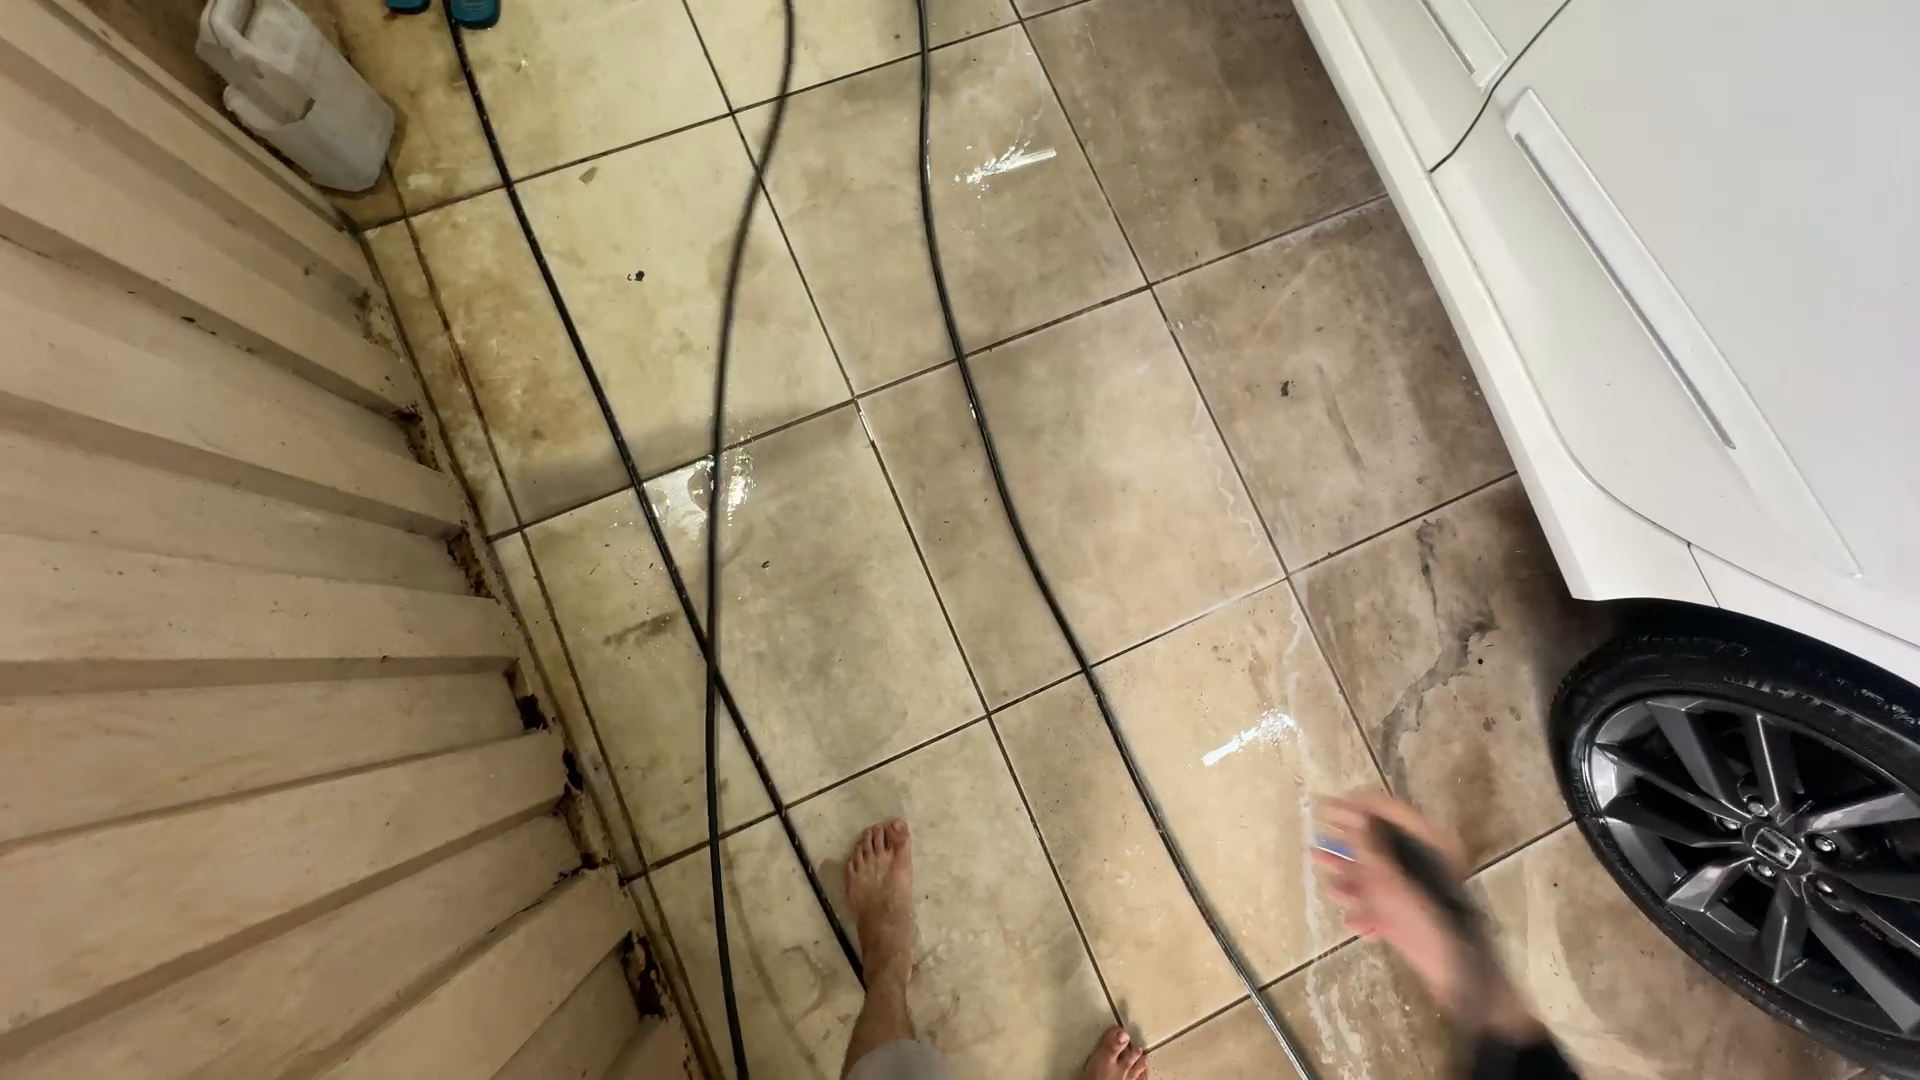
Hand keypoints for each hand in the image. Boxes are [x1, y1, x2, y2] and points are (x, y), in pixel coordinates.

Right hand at [1314, 795, 1542, 1039]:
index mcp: (1427, 847)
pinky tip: (1355, 922)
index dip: (1356, 807)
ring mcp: (1416, 892)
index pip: (1388, 812)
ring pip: (1376, 877)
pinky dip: (1366, 911)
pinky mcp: (1410, 917)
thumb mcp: (1394, 880)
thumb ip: (1372, 847)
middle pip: (1377, 844)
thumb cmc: (1428, 921)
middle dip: (1346, 845)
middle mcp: (1422, 864)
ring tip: (1329, 886)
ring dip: (1350, 882)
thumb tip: (1355, 814)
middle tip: (1318, 837)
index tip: (1328, 808)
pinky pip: (1381, 905)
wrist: (1461, 979)